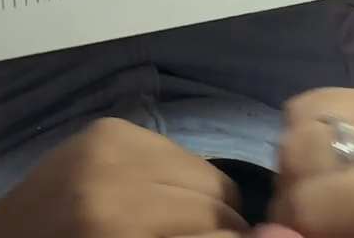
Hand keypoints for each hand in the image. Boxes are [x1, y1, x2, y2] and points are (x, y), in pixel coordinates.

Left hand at [0, 116, 247, 237]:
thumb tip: (243, 236)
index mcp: (117, 224)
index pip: (212, 226)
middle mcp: (118, 172)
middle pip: (214, 195)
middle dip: (229, 224)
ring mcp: (114, 140)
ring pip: (200, 167)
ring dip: (211, 200)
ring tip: (204, 223)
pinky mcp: (110, 126)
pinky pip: (172, 148)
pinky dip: (182, 176)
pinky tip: (171, 198)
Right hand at [266, 89, 353, 237]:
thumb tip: (269, 233)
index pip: (320, 199)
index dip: (293, 222)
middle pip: (304, 148)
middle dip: (289, 190)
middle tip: (303, 221)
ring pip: (301, 117)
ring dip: (295, 160)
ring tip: (317, 191)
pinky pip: (313, 98)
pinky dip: (305, 131)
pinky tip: (329, 160)